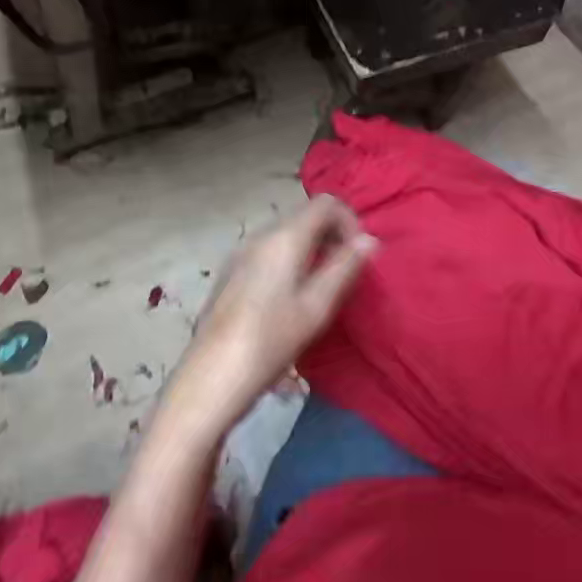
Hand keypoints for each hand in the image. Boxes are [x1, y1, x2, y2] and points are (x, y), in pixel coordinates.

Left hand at [165, 196, 376, 432]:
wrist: (211, 378)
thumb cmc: (271, 340)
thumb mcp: (317, 306)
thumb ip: (345, 267)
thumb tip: (370, 240)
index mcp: (284, 237)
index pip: (326, 203)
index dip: (349, 222)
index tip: (357, 257)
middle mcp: (260, 236)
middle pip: (305, 216)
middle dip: (332, 237)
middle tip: (343, 275)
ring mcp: (240, 253)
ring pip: (287, 235)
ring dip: (312, 250)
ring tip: (320, 290)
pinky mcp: (230, 273)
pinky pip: (269, 252)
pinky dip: (290, 261)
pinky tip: (289, 300)